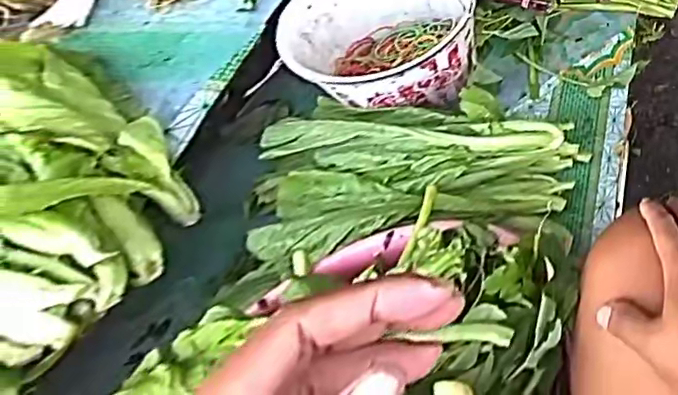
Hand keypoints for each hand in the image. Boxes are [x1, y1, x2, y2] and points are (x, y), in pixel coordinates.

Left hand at [201, 276, 464, 394]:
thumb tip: (392, 372)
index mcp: (226, 391)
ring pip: (318, 357)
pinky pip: (313, 383)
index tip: (440, 292)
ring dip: (385, 342)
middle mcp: (232, 388)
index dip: (379, 295)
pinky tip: (402, 370)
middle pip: (316, 330)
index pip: (304, 317)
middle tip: (451, 304)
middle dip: (390, 312)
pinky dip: (364, 372)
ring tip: (437, 341)